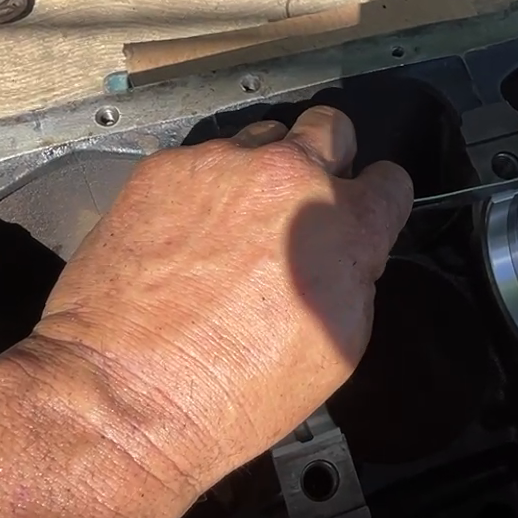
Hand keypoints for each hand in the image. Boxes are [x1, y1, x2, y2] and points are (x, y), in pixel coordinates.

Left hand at [6, 106, 412, 492]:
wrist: (126, 391)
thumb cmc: (239, 389)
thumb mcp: (337, 347)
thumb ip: (354, 274)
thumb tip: (345, 249)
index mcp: (344, 224)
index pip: (392, 181)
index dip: (379, 201)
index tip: (362, 215)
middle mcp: (290, 177)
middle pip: (331, 125)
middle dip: (327, 157)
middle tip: (302, 200)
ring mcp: (225, 163)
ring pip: (263, 136)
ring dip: (261, 170)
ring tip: (232, 222)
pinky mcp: (167, 166)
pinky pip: (202, 159)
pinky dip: (203, 187)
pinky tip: (183, 234)